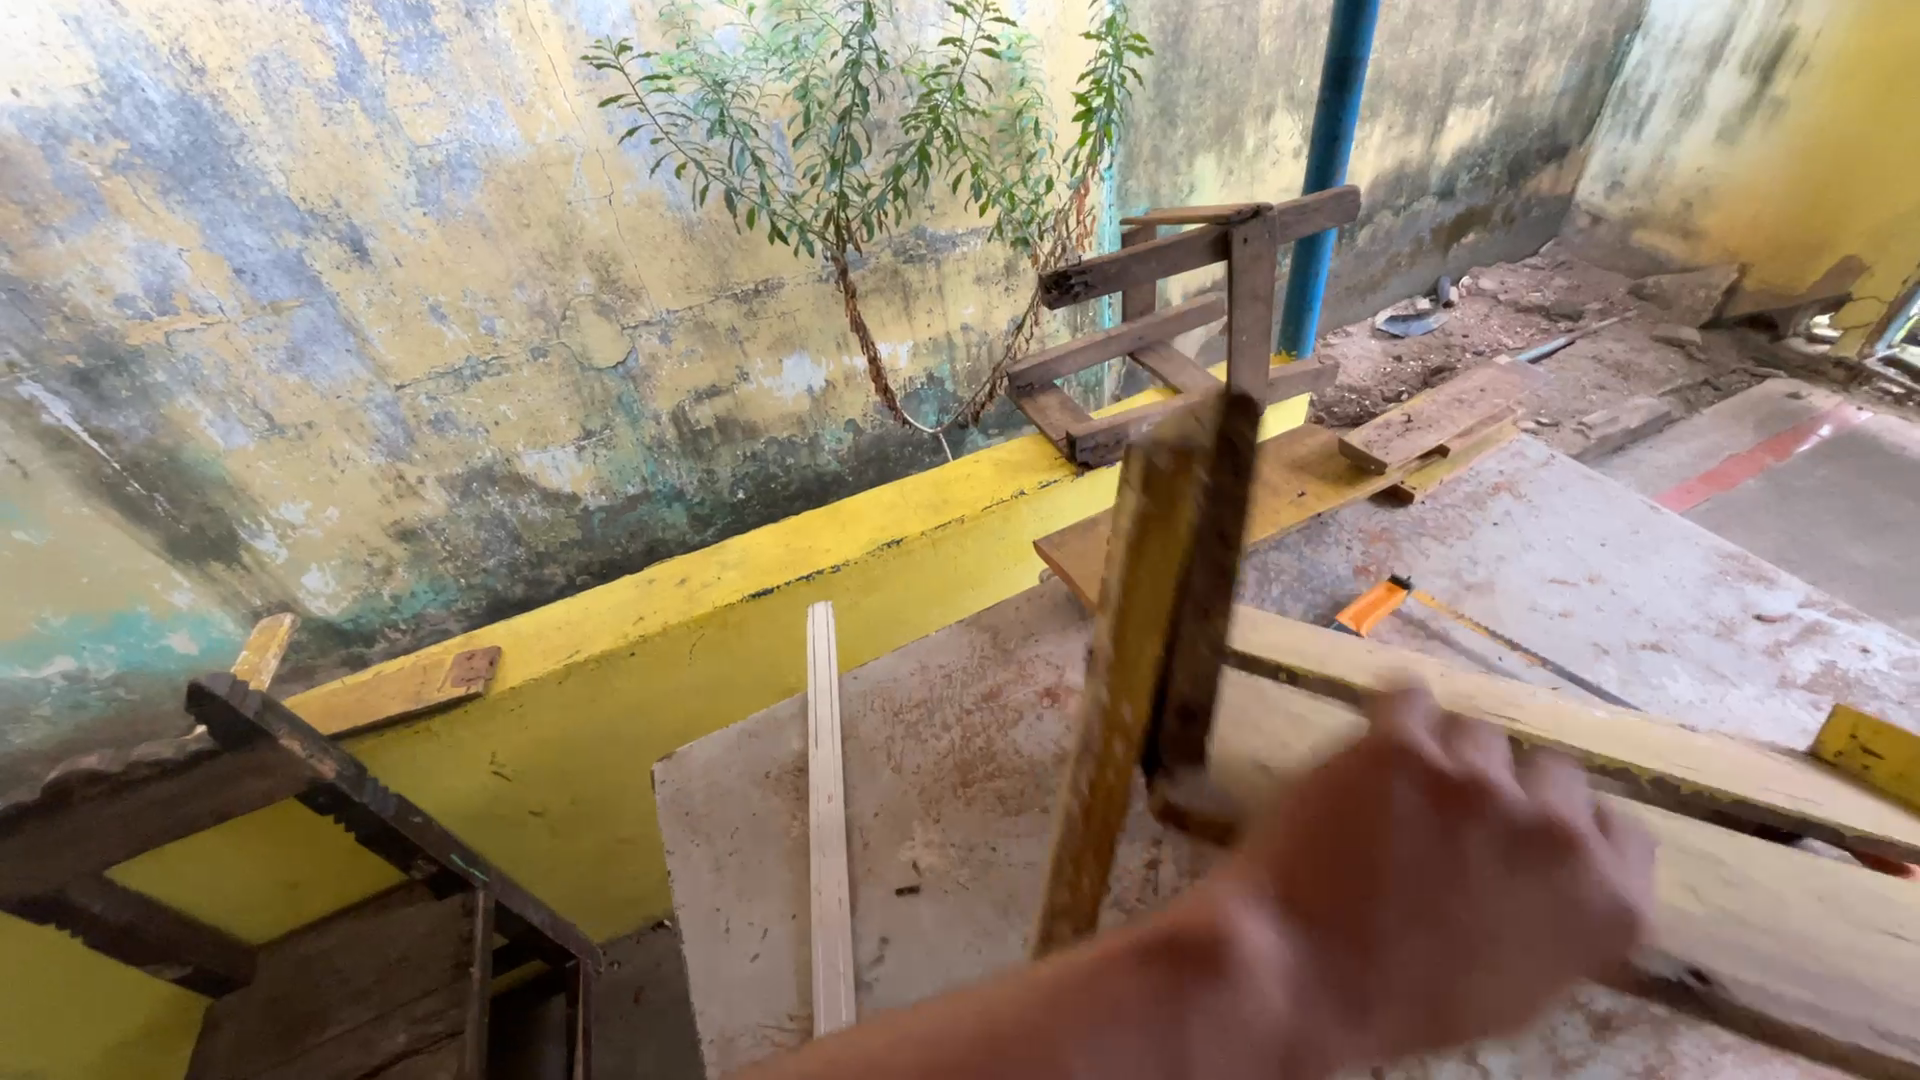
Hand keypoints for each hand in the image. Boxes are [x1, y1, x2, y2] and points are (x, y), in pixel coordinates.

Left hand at [1208, 683, 1654, 1069]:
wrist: (1306, 970)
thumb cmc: (1408, 994)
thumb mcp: (1522, 978)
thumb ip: (1556, 911)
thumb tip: (1552, 863)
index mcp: (1607, 902)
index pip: (1617, 827)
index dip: (1558, 819)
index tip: (1520, 823)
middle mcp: (1555, 833)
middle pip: (1547, 767)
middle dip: (1503, 781)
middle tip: (1449, 803)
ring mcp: (1476, 783)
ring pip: (1474, 729)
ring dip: (1443, 748)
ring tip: (1398, 780)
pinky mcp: (1401, 749)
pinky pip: (1409, 696)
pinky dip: (1395, 708)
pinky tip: (1379, 724)